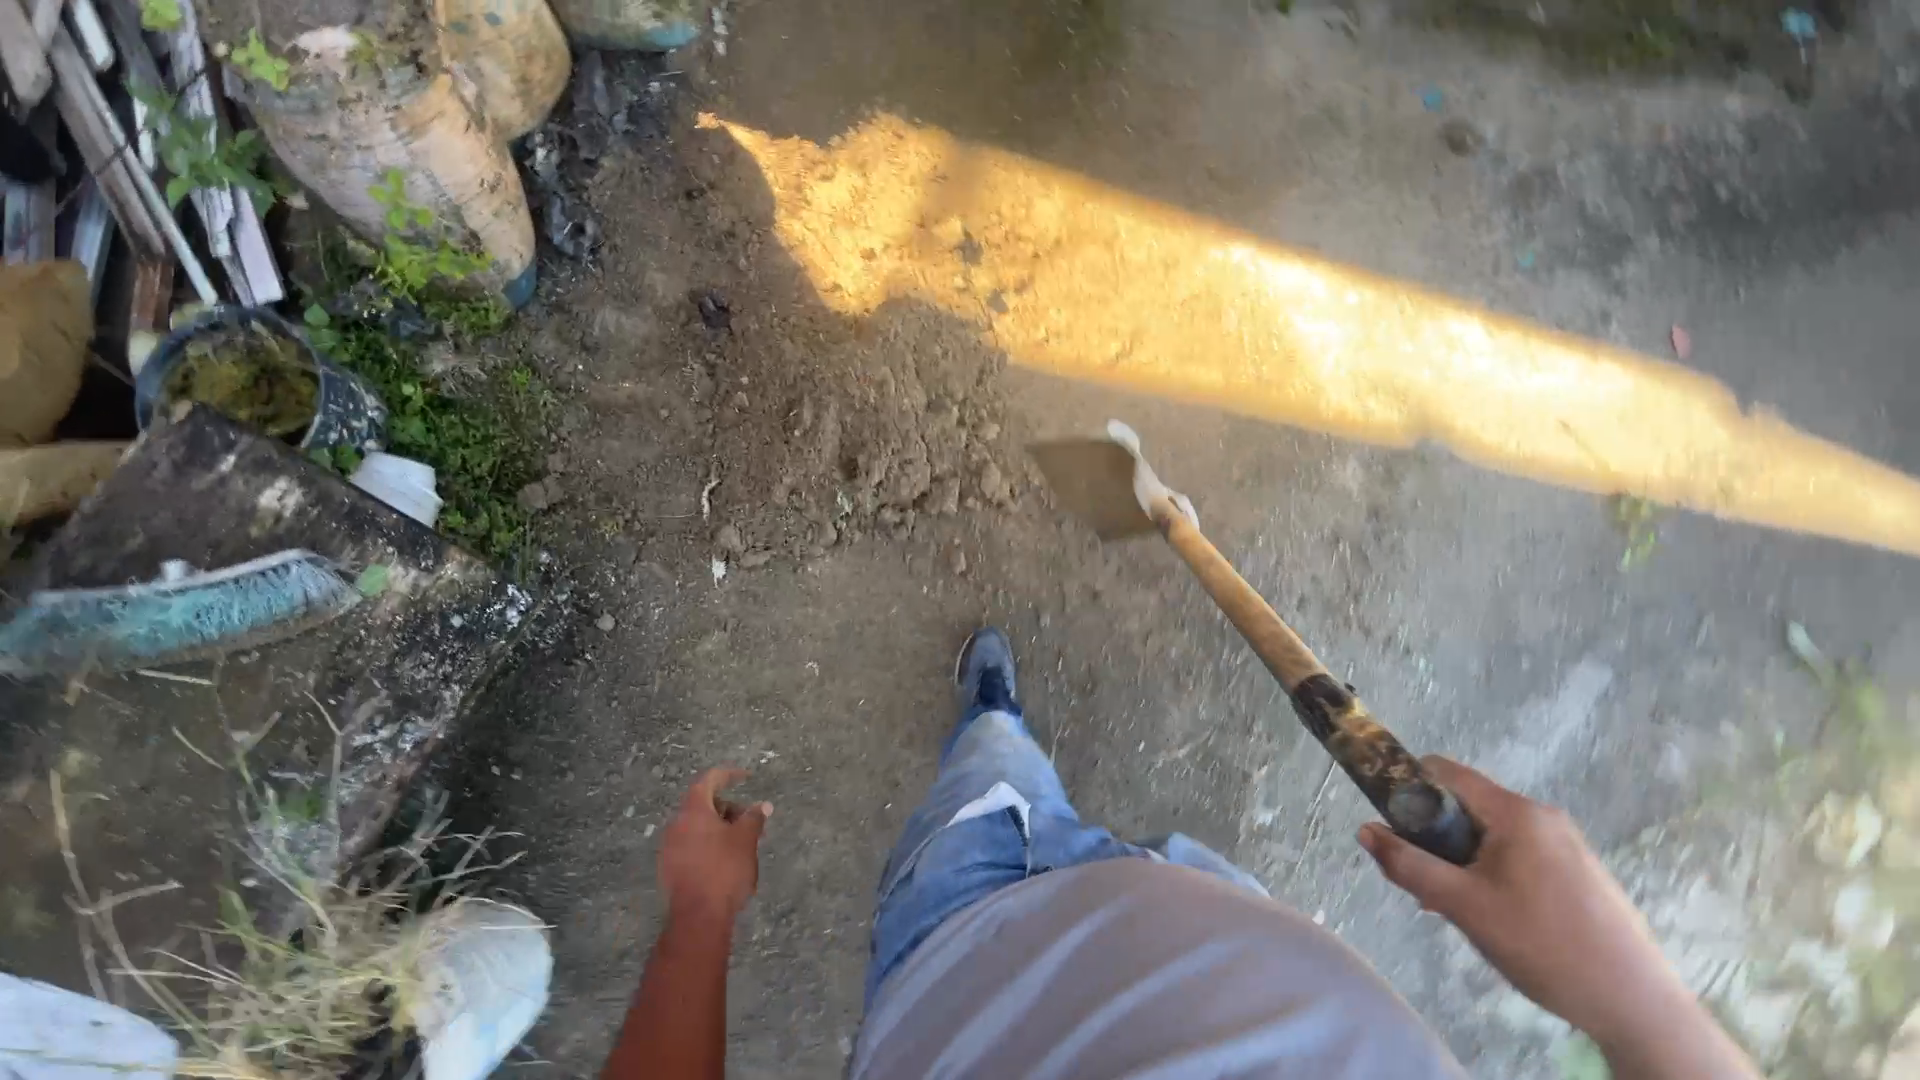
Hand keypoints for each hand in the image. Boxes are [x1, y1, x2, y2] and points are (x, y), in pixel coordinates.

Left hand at [657, 768, 771, 922]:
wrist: (698, 917)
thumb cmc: (724, 870)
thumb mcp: (746, 840)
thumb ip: (754, 818)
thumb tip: (763, 805)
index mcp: (693, 811)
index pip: (709, 780)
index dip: (728, 775)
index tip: (746, 777)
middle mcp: (676, 825)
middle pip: (702, 805)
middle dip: (727, 808)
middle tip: (749, 820)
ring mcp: (669, 848)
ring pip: (696, 827)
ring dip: (718, 827)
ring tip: (740, 842)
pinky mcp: (668, 869)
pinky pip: (690, 845)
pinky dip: (707, 843)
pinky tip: (724, 859)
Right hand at [1358, 757, 1692, 1045]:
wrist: (1638, 1007)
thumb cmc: (1544, 945)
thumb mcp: (1463, 906)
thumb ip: (1408, 864)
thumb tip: (1366, 830)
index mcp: (1516, 813)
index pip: (1444, 772)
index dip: (1407, 786)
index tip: (1389, 821)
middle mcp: (1542, 817)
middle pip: (1465, 805)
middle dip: (1432, 835)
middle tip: (1423, 879)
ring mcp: (1564, 844)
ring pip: (1488, 835)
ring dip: (1458, 859)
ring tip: (1454, 905)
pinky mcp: (1577, 871)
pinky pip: (1515, 855)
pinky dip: (1488, 872)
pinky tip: (1490, 915)